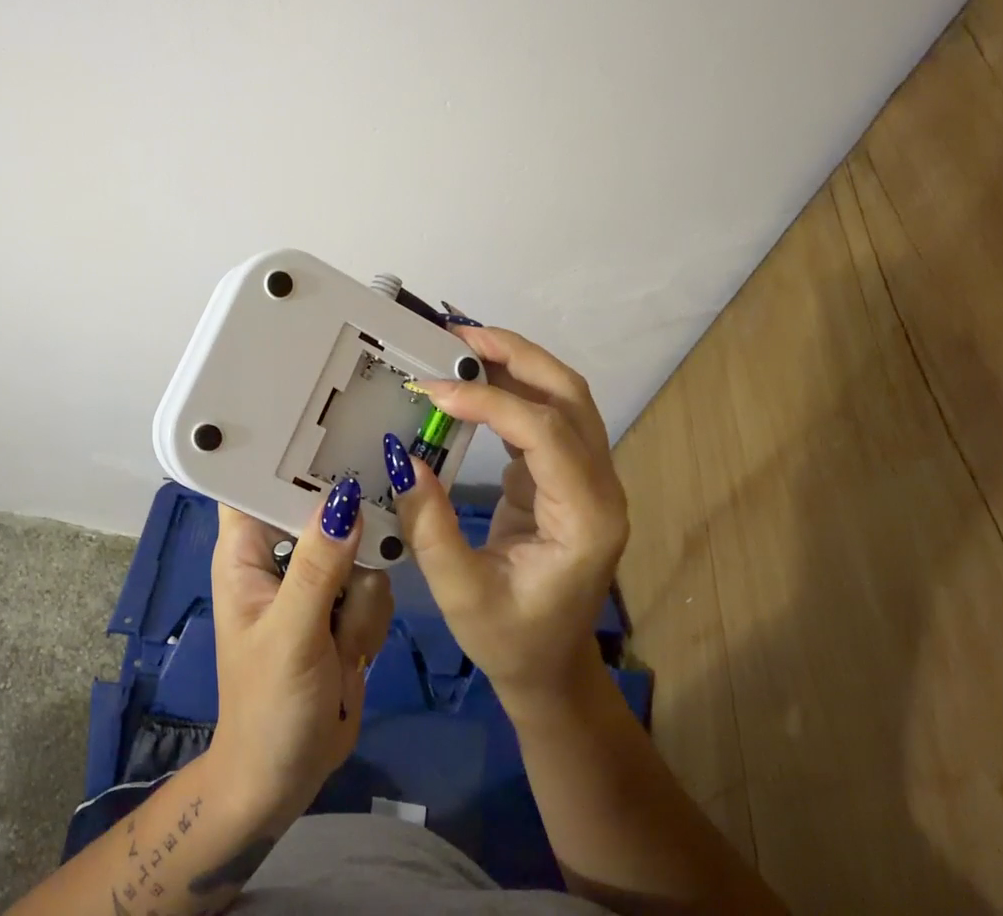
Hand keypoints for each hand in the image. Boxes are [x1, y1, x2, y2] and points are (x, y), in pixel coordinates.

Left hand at [206, 481, 393, 820]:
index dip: (286, 454)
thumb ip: (319, 567)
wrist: (288, 773)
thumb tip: (346, 497)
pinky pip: (377, 586)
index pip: (256, 482)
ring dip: (360, 600)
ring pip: (363, 551)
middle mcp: (281, 557)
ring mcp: (317, 582)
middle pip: (328, 509)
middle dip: (349, 543)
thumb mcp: (291, 635)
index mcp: (246, 552)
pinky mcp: (346, 607)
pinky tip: (350, 656)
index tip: (330, 427)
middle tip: (358, 566)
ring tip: (338, 642)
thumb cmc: (269, 705)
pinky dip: (371, 622)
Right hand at [384, 326, 628, 714]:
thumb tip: (402, 458)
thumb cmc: (511, 640)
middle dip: (515, 356)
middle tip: (456, 334)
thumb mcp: (460, 592)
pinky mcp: (564, 480)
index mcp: (587, 518)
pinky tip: (470, 382)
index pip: (545, 433)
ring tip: (460, 344)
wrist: (551, 669)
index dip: (489, 403)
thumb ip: (431, 526)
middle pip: (569, 396)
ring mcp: (587, 480)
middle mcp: (600, 488)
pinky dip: (510, 393)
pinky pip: (544, 420)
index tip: (432, 391)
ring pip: (562, 399)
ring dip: (515, 365)